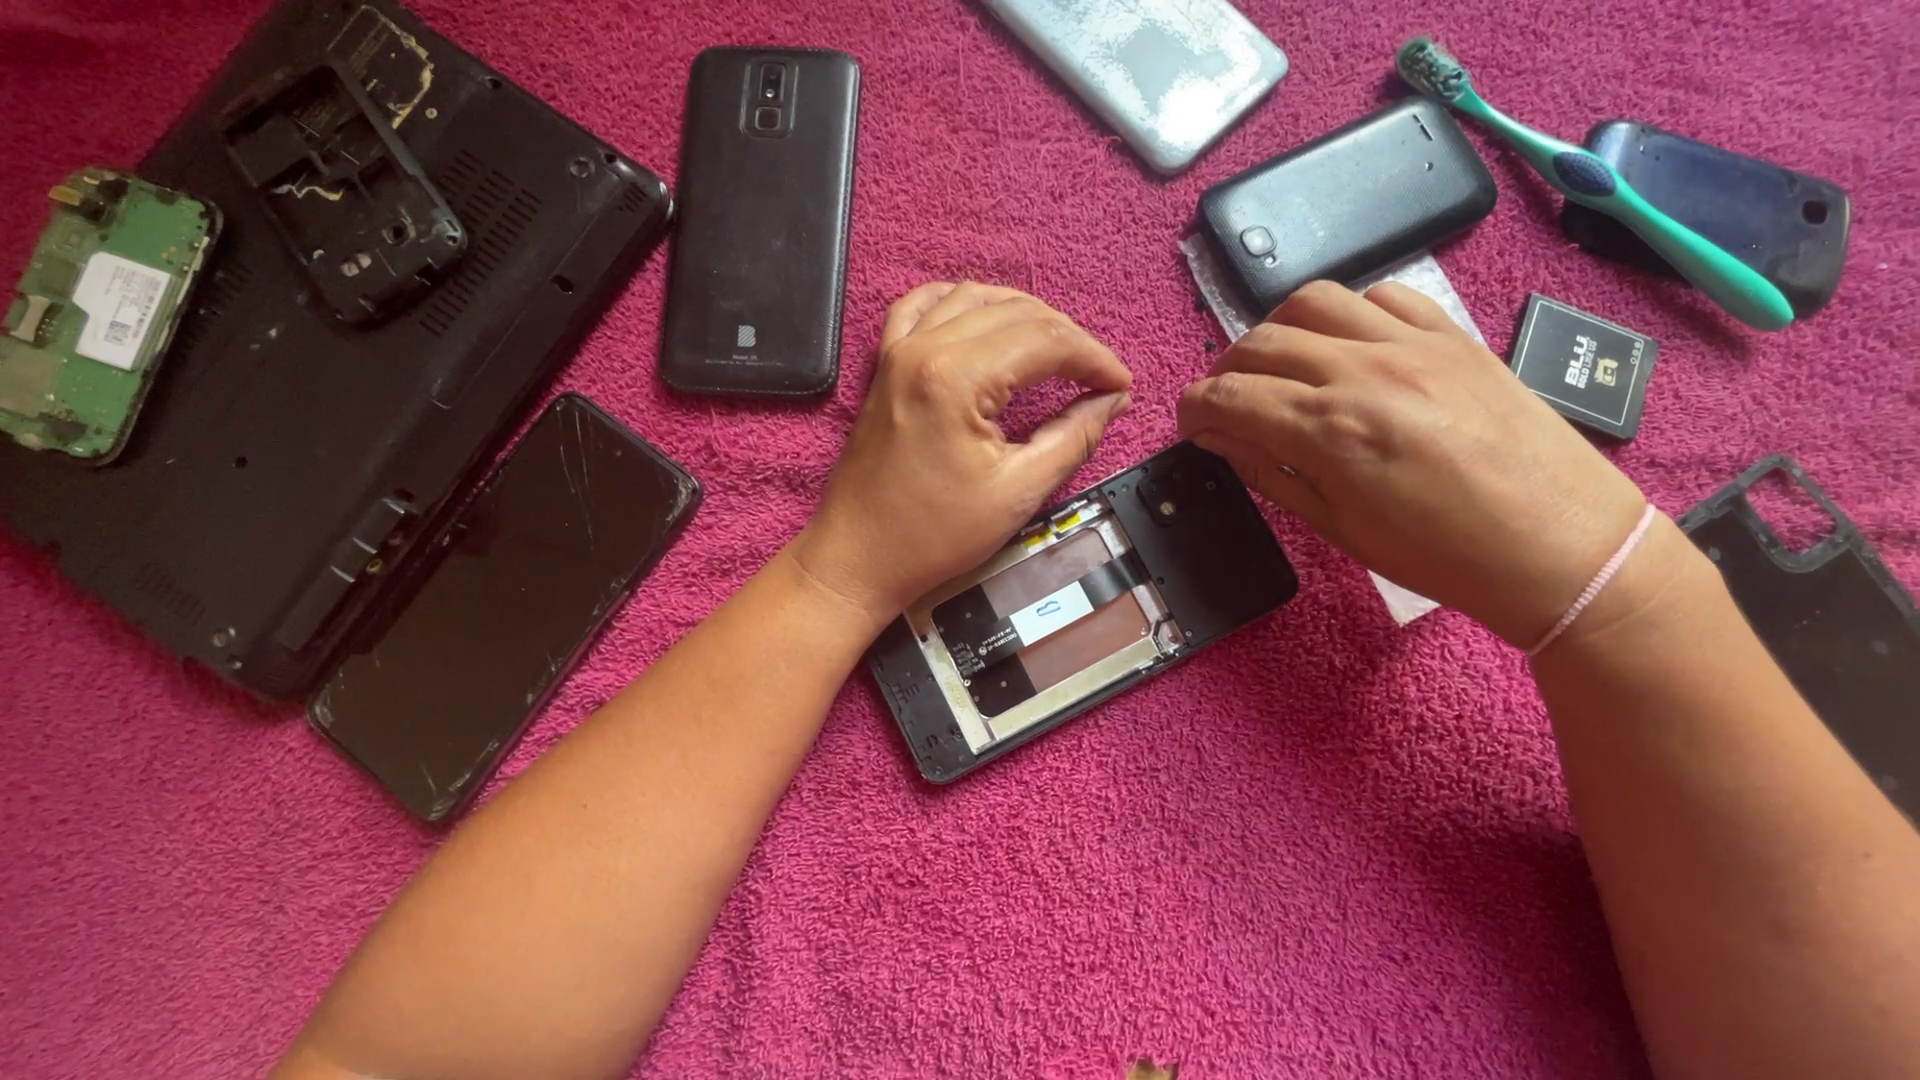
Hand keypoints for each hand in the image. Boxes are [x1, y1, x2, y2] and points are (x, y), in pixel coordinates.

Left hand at [792, 282, 1132, 622]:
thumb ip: (1073, 437)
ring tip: (1057, 348)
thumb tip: (1111, 401)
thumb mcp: (1017, 492)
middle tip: (1096, 375)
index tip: (1119, 384)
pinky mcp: (885, 365)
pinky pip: (922, 307)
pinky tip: (984, 317)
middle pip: (1016, 313)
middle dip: (1068, 338)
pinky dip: (961, 303)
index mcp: (956, 379)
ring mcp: (898, 352)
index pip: (1045, 341)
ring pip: (974, 299)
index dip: (1093, 358)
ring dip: (1024, 314)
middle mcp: (924, 349)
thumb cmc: (931, 536)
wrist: (858, 557)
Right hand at [1177, 280, 1651, 646]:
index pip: (1230, 396)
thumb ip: (1271, 472)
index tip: (1190, 425)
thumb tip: (1221, 438)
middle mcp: (1365, 372)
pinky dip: (1344, 314)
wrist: (1561, 546)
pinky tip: (1342, 346)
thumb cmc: (1442, 556)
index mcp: (1331, 431)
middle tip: (1224, 403)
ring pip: (1313, 300)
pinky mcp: (1454, 335)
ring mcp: (1414, 344)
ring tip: (1276, 365)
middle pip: (1260, 342)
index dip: (1194, 409)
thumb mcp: (1339, 528)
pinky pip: (1382, 296)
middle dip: (1224, 371)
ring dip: (1275, 329)